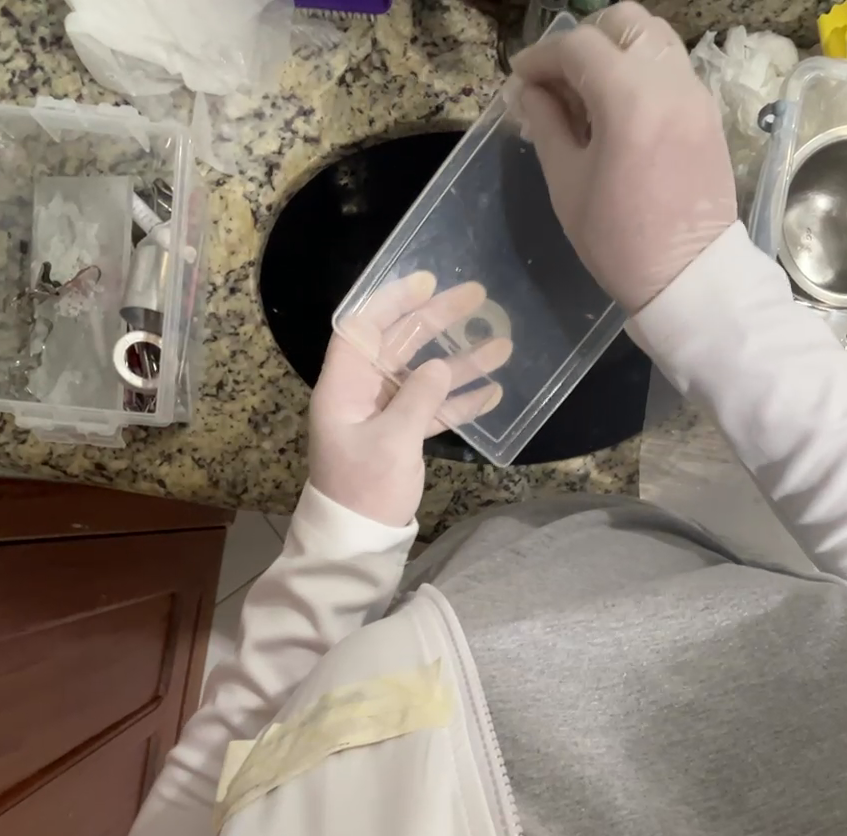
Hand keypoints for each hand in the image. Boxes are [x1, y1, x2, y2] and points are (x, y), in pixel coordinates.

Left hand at [309, 272, 511, 526]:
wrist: (358, 541)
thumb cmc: (365, 491)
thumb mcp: (391, 443)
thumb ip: (417, 399)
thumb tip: (439, 366)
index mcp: (344, 387)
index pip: (363, 327)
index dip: (392, 301)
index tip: (427, 283)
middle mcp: (362, 393)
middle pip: (400, 345)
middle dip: (437, 321)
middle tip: (477, 298)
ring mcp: (383, 415)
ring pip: (424, 377)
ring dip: (460, 362)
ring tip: (501, 345)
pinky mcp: (401, 436)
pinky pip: (432, 409)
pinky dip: (459, 401)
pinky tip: (492, 393)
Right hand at [509, 3, 737, 311]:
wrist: (687, 279)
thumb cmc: (618, 243)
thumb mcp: (568, 186)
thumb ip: (547, 126)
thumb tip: (530, 91)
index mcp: (629, 99)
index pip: (578, 46)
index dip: (542, 56)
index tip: (520, 78)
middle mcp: (669, 81)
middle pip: (623, 23)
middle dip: (583, 43)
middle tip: (558, 82)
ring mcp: (696, 94)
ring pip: (653, 39)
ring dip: (615, 53)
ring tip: (589, 96)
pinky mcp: (708, 114)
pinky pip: (671, 70)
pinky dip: (641, 74)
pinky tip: (620, 113)